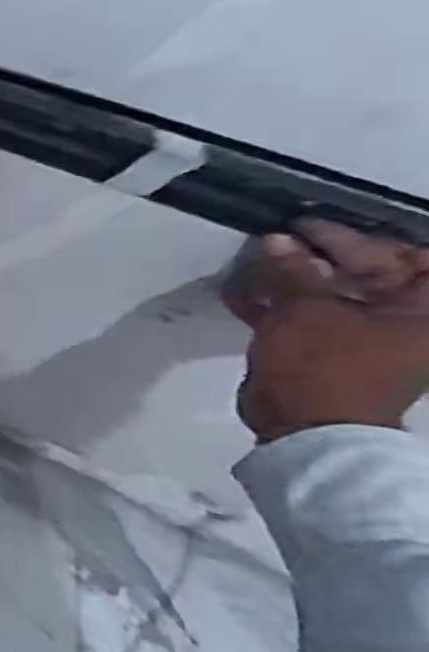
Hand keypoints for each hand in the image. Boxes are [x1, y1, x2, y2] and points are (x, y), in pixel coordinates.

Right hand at [222, 219, 428, 441]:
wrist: (307, 424)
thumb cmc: (326, 364)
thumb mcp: (308, 311)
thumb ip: (293, 273)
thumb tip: (277, 241)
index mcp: (423, 313)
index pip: (409, 259)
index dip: (360, 239)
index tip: (307, 227)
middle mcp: (404, 322)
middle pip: (369, 275)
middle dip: (319, 257)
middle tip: (276, 242)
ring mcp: (363, 337)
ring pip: (330, 294)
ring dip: (291, 279)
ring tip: (252, 267)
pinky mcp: (325, 350)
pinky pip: (304, 316)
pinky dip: (275, 303)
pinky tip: (241, 294)